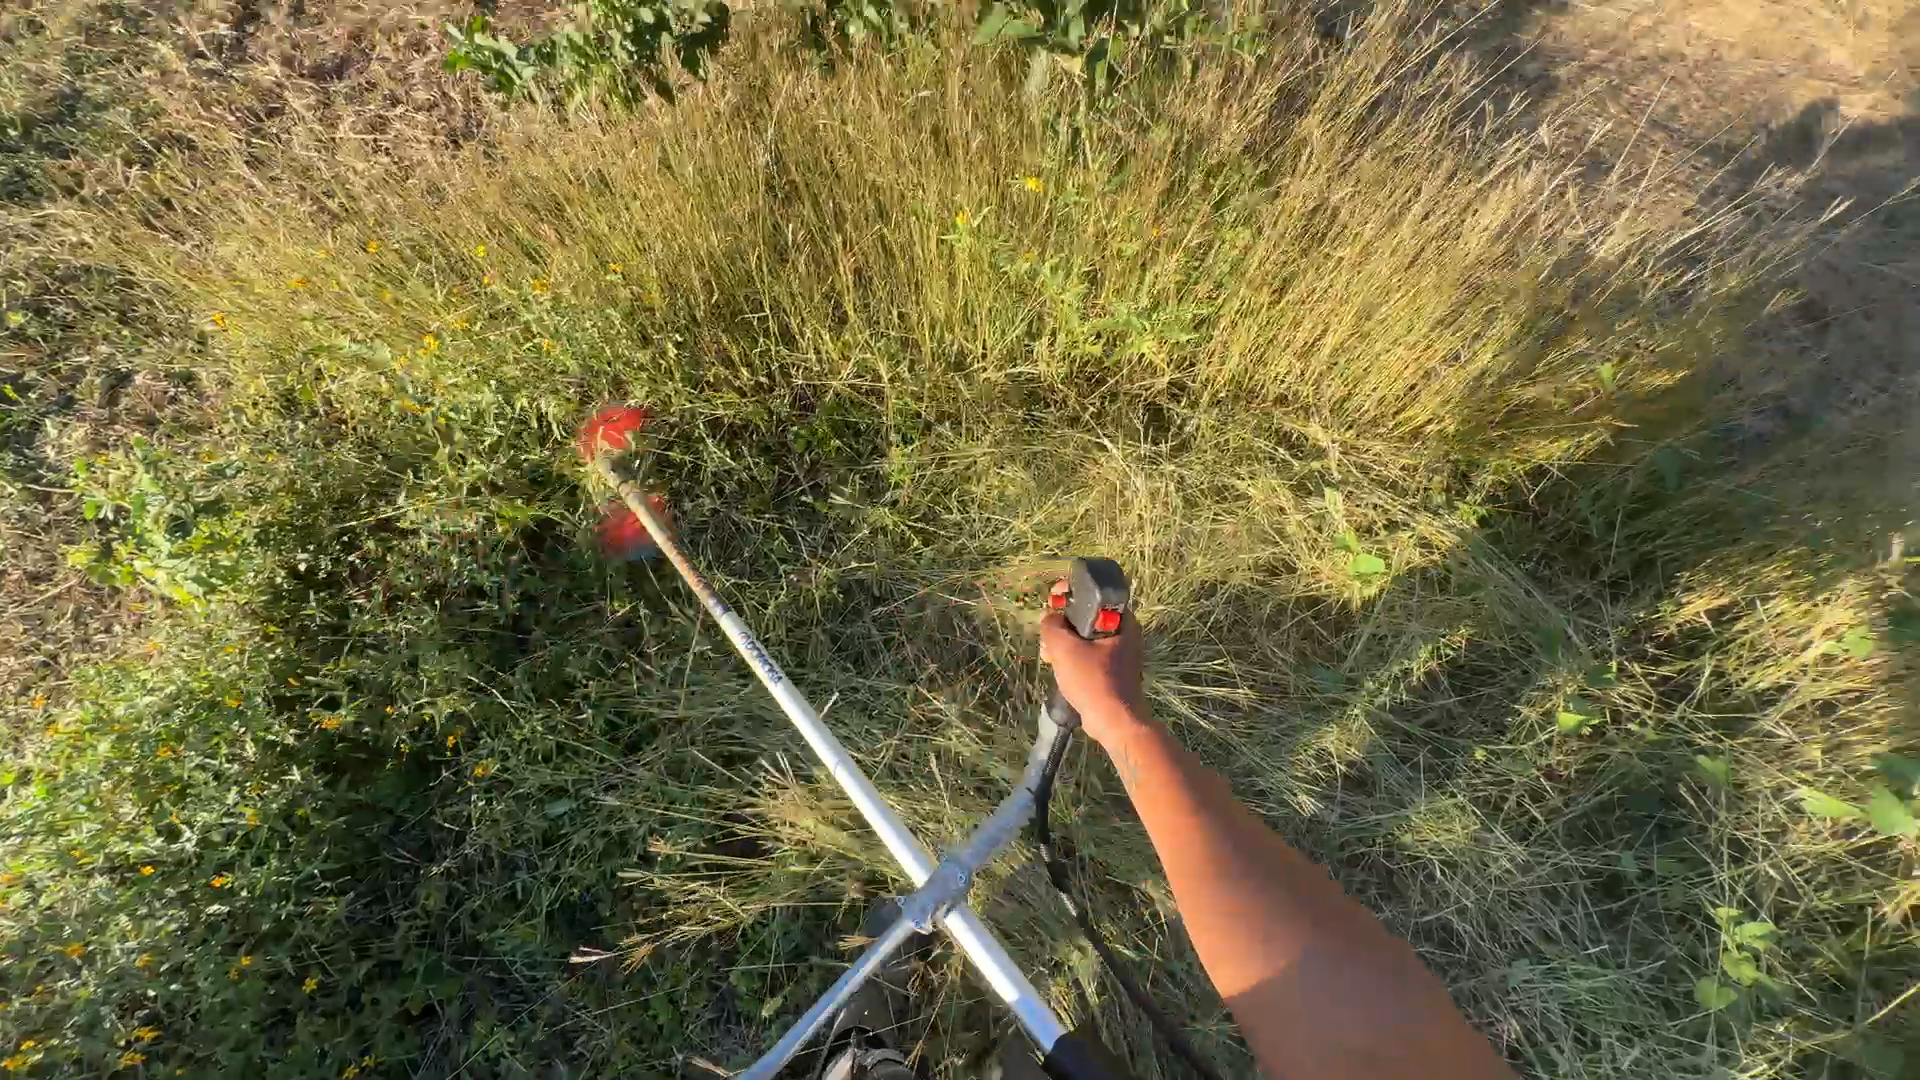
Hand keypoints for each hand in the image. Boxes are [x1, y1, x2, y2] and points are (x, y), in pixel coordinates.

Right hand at [1038, 581, 1150, 747]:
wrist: (1114, 722)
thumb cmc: (1093, 681)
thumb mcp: (1064, 649)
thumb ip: (1052, 626)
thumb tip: (1050, 618)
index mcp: (1121, 620)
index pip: (1094, 593)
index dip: (1070, 592)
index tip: (1053, 599)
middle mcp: (1124, 631)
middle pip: (1085, 615)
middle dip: (1061, 623)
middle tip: (1048, 636)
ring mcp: (1119, 651)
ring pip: (1084, 636)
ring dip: (1063, 642)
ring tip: (1049, 656)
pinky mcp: (1112, 668)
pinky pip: (1087, 653)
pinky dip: (1072, 656)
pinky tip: (1057, 667)